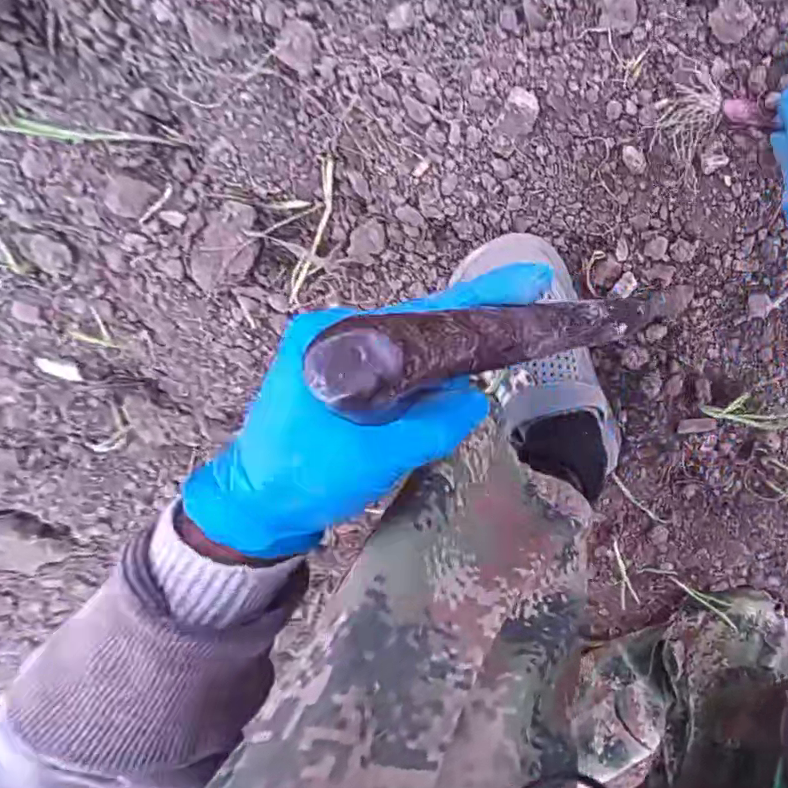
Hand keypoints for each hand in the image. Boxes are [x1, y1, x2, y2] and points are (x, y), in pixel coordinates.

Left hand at [181, 263, 552, 557]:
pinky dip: (440, 373)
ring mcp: (345, 356)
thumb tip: (477, 400)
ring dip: (460, 349)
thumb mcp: (374, 456)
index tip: (528, 280)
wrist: (257, 506)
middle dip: (478, 317)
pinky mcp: (354, 379)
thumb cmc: (303, 477)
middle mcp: (338, 335)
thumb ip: (431, 427)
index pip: (423, 313)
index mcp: (333, 338)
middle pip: (426, 321)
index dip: (480, 297)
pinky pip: (409, 368)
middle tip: (529, 312)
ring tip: (508, 345)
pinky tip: (467, 376)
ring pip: (420, 346)